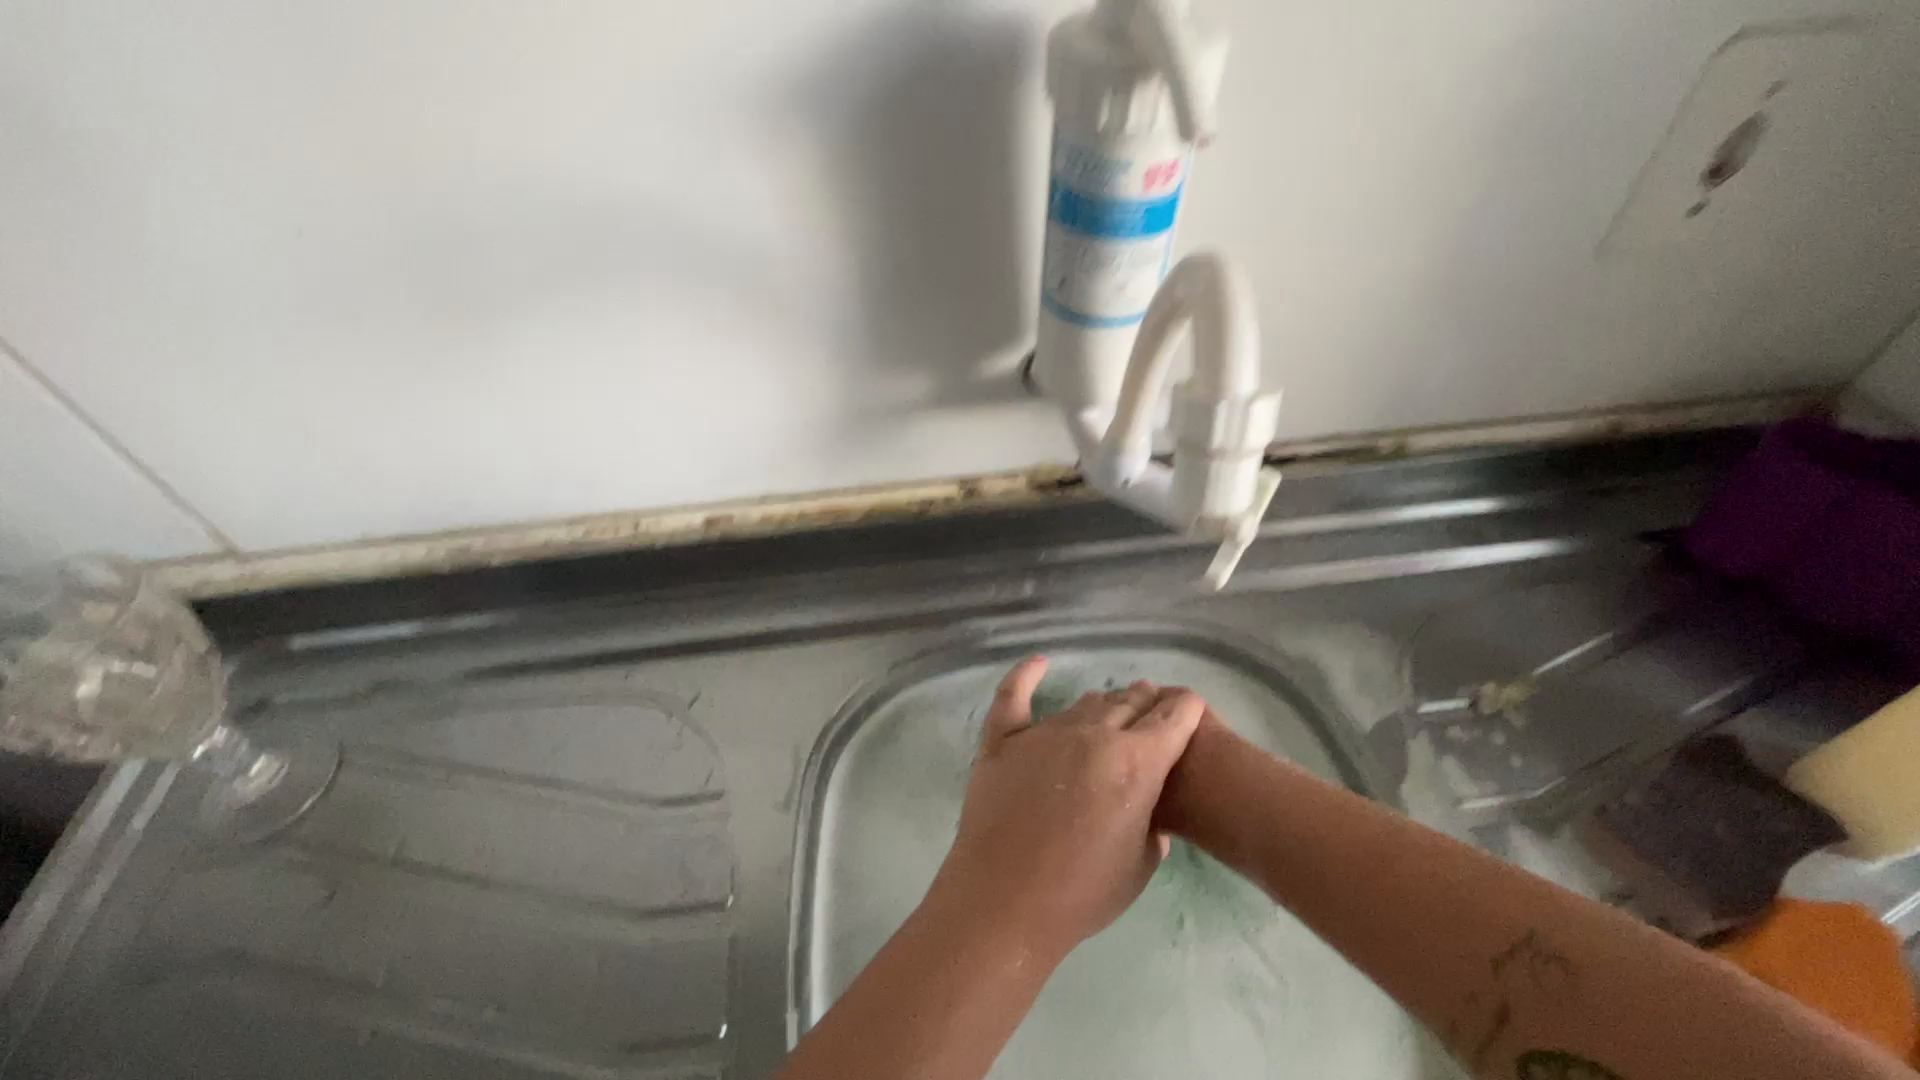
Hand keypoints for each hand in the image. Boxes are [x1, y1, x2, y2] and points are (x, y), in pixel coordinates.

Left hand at [926, 655, 1205, 959]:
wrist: (1005, 901)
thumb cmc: (1082, 895)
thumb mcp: (1141, 866)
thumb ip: (1153, 828)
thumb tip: (1148, 811)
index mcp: (1137, 763)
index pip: (1173, 718)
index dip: (1187, 709)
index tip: (1190, 708)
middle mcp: (1094, 735)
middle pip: (1129, 703)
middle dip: (1148, 702)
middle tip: (1153, 704)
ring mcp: (1044, 734)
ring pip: (1083, 704)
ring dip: (1104, 702)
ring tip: (1112, 702)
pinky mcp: (1003, 741)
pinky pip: (1014, 697)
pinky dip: (1026, 676)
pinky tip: (1039, 663)